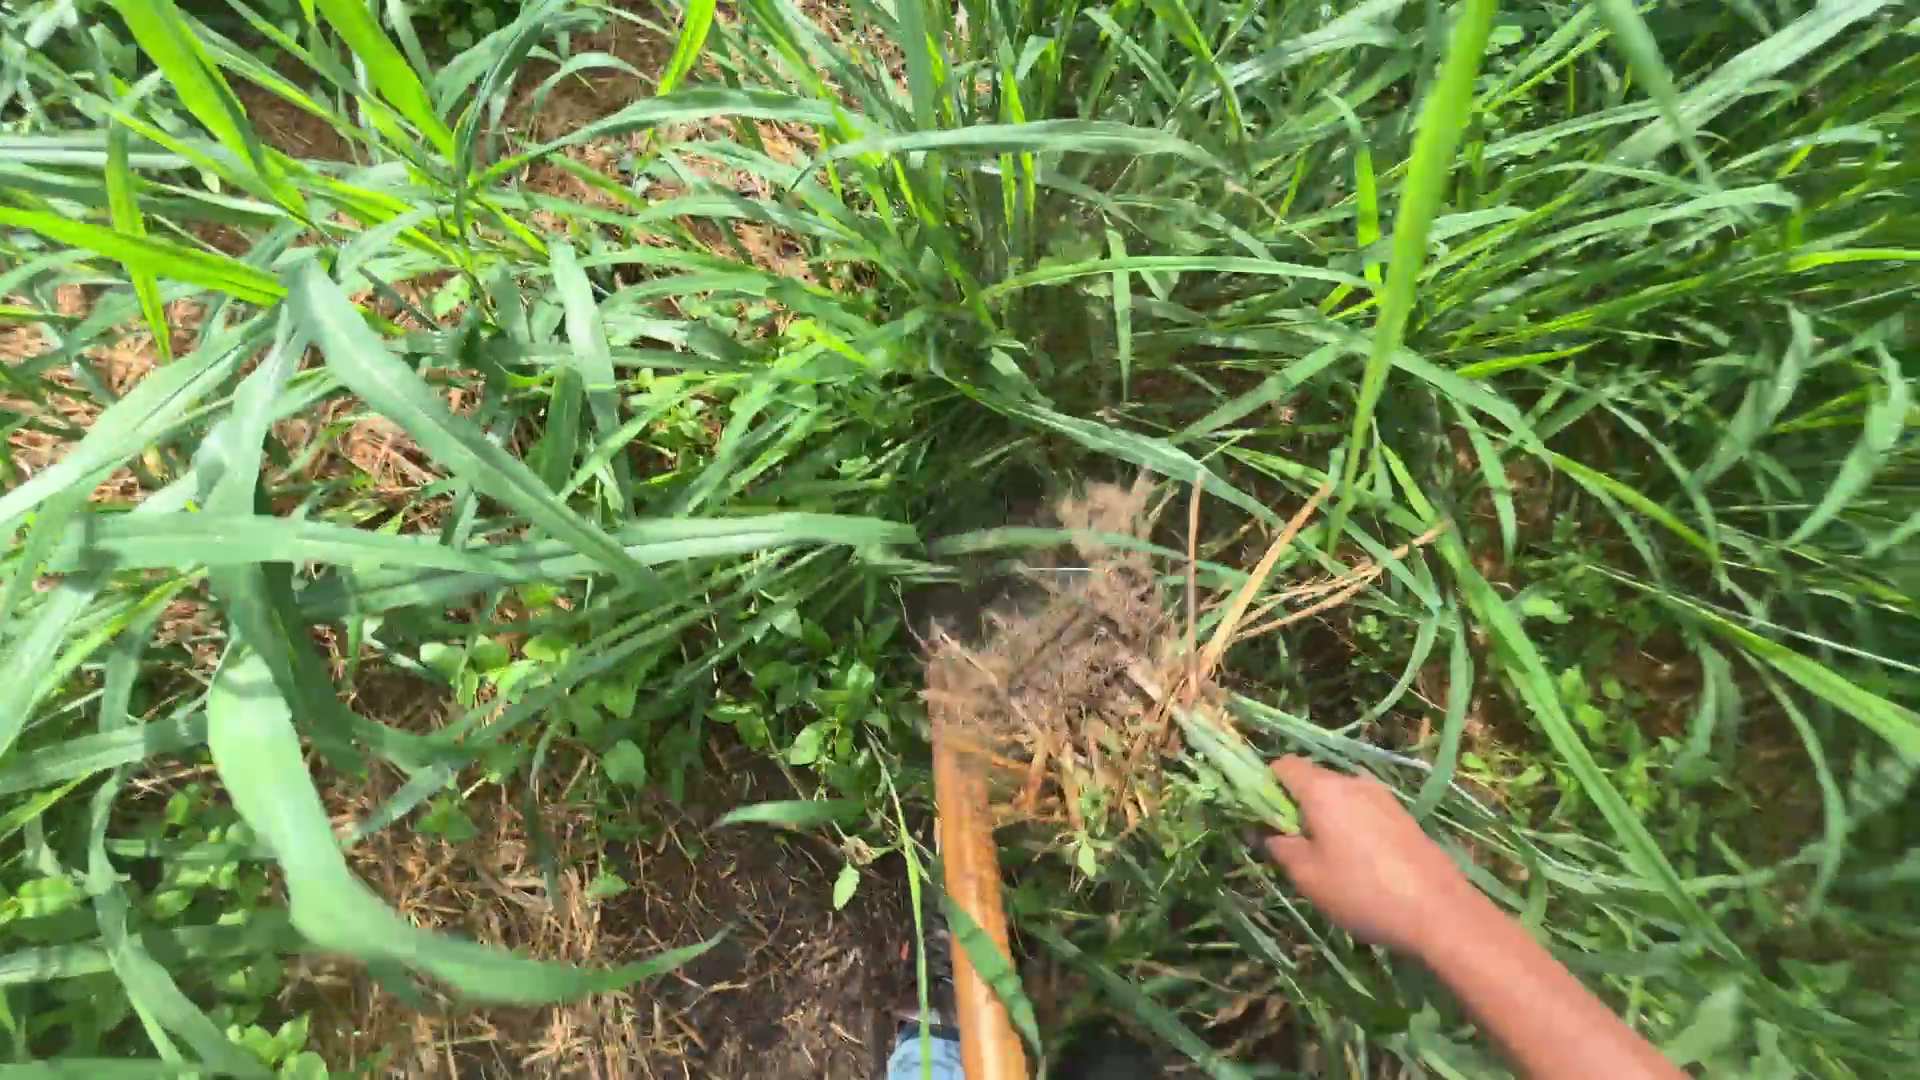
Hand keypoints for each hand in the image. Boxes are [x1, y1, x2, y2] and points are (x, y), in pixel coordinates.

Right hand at [1260, 756, 1485, 956]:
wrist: (1445, 916)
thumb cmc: (1364, 892)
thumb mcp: (1307, 875)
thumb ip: (1277, 846)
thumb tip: (1259, 831)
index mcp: (1323, 789)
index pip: (1282, 765)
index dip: (1265, 785)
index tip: (1263, 817)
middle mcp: (1352, 782)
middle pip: (1311, 779)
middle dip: (1295, 805)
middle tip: (1293, 844)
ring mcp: (1382, 797)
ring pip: (1338, 796)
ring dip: (1324, 817)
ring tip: (1329, 858)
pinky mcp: (1404, 816)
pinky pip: (1362, 809)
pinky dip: (1351, 826)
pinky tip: (1361, 864)